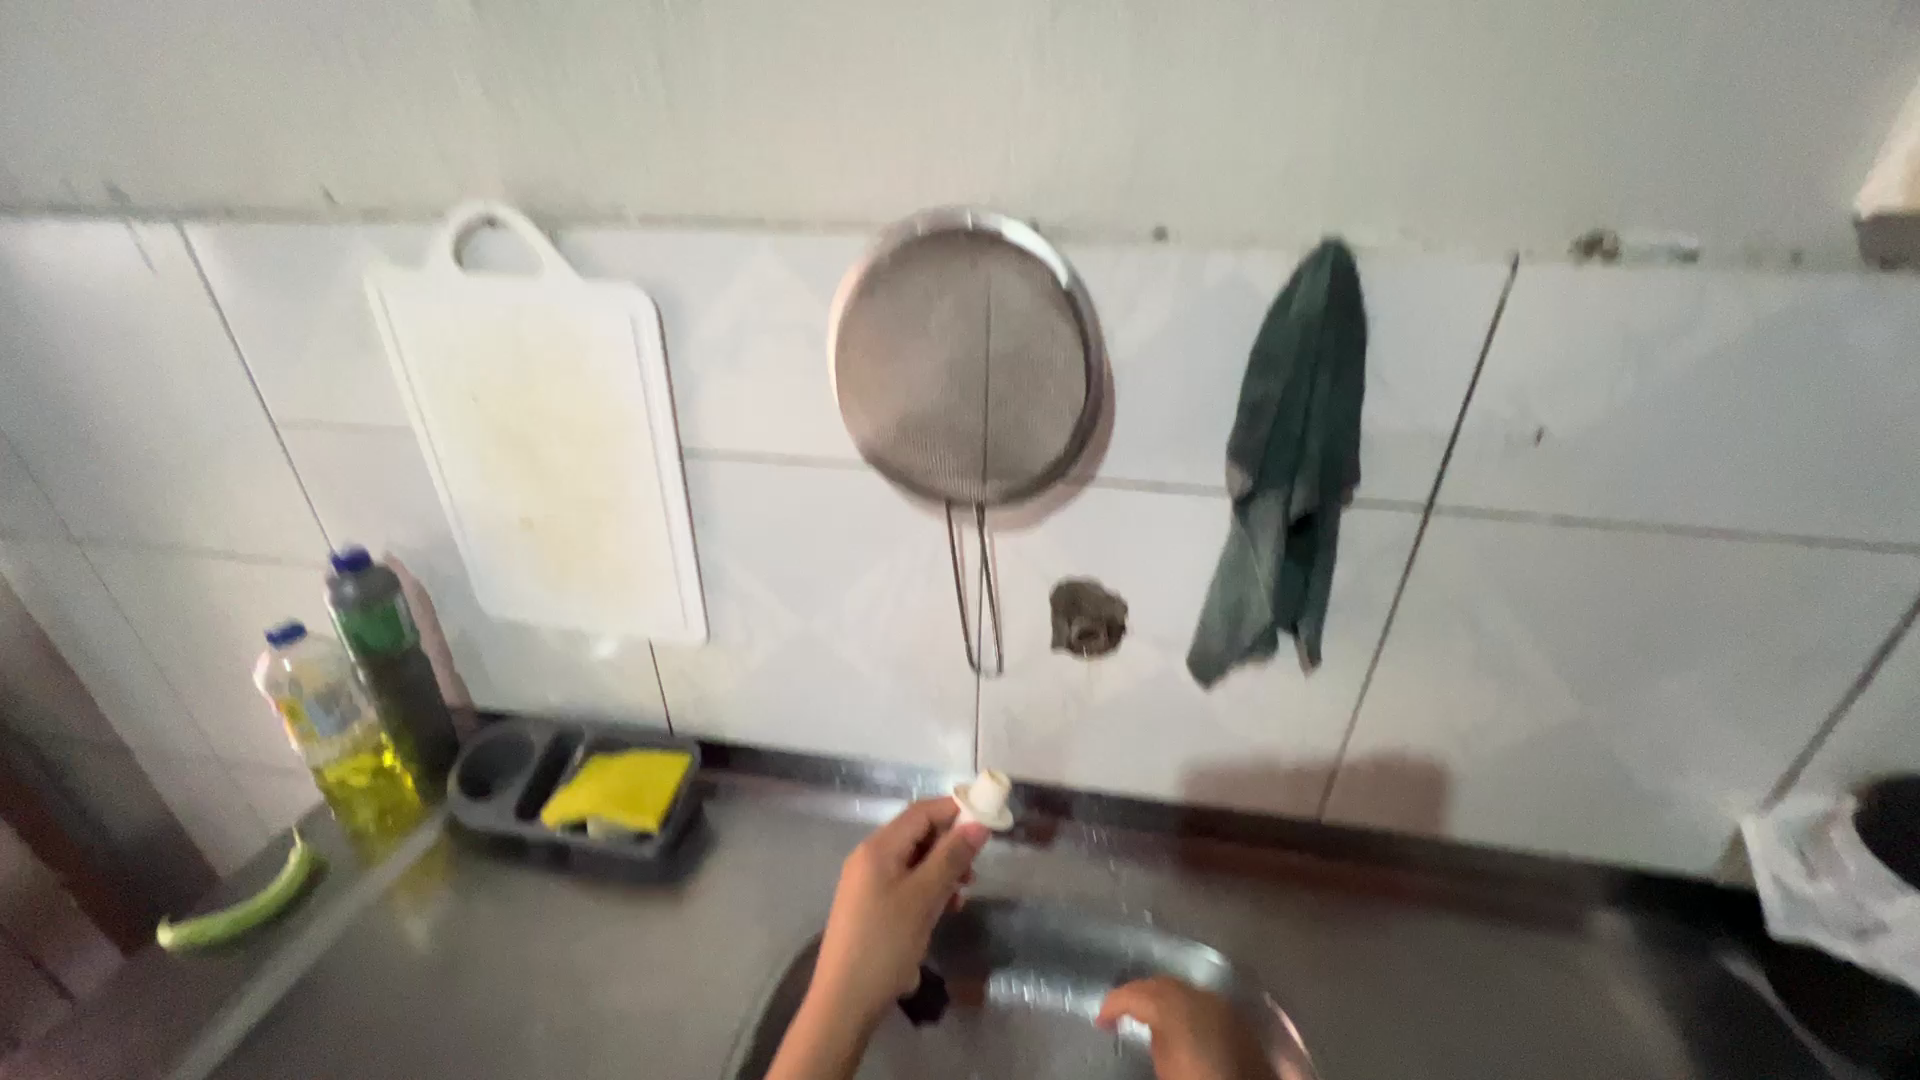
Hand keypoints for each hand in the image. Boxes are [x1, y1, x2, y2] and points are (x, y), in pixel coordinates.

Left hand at [808, 796, 989, 1024]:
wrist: (844, 1002)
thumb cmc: (885, 943)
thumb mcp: (924, 898)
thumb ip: (951, 858)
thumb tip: (978, 824)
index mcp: (878, 847)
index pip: (921, 812)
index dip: (954, 811)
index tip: (985, 823)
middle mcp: (869, 857)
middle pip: (917, 835)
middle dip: (949, 846)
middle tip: (974, 870)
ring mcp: (867, 883)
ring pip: (914, 862)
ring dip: (941, 872)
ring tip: (960, 897)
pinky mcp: (870, 906)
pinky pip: (905, 884)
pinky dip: (927, 890)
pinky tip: (942, 911)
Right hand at [1098, 976, 1271, 1079]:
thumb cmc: (1200, 1079)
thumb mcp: (1168, 1068)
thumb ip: (1156, 1039)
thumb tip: (1152, 1027)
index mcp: (1175, 1004)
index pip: (1134, 992)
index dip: (1113, 1004)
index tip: (1101, 1021)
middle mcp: (1198, 993)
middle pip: (1160, 983)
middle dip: (1138, 995)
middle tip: (1121, 1013)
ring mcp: (1221, 1003)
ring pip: (1183, 988)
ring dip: (1163, 998)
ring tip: (1148, 1016)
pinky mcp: (1238, 1017)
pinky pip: (1202, 1001)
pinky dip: (1186, 1006)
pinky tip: (1180, 1022)